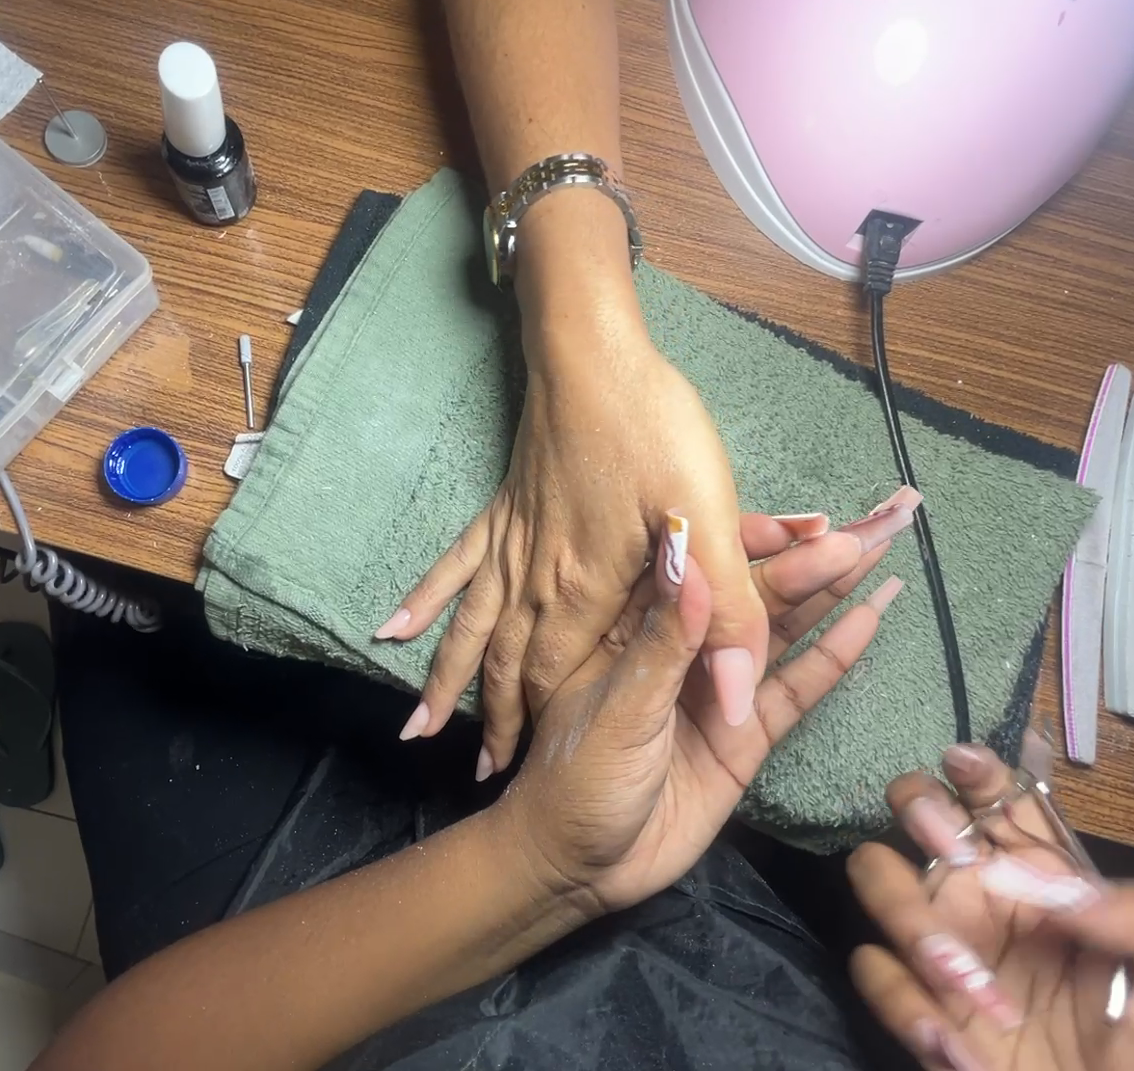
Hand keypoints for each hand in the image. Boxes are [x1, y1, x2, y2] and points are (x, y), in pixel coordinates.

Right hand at [375, 308, 771, 778]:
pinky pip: (454, 566)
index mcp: (585, 590)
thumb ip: (724, 610)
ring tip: (415, 726)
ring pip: (471, 627)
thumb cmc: (654, 429)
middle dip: (497, 720)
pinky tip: (392, 626)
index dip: (547, 728)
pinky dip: (424, 599)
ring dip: (448, 679)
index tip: (533, 778)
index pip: (559, 678)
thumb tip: (741, 701)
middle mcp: (537, 580)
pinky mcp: (503, 513)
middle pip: (507, 664)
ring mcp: (512, 546)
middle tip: (480, 773)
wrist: (593, 356)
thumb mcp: (708, 515)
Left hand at [494, 510, 902, 914]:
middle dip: (805, 560)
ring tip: (878, 553)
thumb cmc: (577, 779)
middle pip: (748, 595)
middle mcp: (681, 647)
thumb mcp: (617, 706)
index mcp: (635, 627)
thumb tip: (689, 554)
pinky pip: (794, 689)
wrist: (580, 866)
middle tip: (872, 524)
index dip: (747, 540)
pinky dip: (831, 656)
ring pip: (777, 632)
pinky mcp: (744, 735)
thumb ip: (662, 640)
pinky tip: (868, 618)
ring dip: (827, 594)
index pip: (699, 569)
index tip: (802, 518)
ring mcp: (716, 689)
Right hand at [847, 745, 1133, 1070]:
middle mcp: (984, 896)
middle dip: (918, 808)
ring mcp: (944, 945)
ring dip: (908, 918)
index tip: (966, 765)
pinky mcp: (919, 1003)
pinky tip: (959, 1049)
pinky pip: (872, 969)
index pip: (1001, 799)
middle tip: (953, 851)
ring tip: (973, 990)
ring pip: (876, 875)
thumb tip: (1047, 884)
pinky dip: (903, 1001)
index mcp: (1050, 882)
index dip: (976, 768)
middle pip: (915, 809)